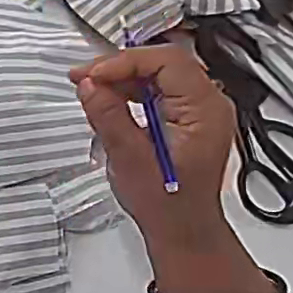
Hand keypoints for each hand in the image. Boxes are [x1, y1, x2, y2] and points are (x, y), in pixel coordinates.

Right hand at [70, 44, 274, 292]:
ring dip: (122, 78)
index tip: (93, 75)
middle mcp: (208, 105)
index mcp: (204, 111)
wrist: (182, 230)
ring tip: (89, 88)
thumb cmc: (167, 204)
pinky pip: (158, 91)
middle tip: (84, 77)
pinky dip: (130, 91)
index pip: (167, 63)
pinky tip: (107, 100)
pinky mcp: (185, 118)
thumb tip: (89, 85)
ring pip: (158, 75)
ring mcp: (198, 111)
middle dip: (120, 67)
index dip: (125, 63)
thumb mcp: (130, 160)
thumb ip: (109, 117)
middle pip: (163, 64)